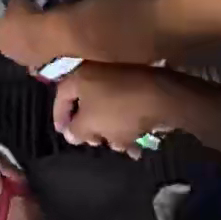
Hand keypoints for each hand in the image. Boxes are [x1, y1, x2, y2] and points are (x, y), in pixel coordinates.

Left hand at [0, 0, 65, 72]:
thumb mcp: (17, 2)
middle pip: (7, 41)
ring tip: (37, 30)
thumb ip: (12, 7)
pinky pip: (34, 53)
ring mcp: (18, 59)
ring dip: (26, 42)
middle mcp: (3, 50)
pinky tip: (45, 38)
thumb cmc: (27, 17)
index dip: (4, 22)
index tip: (13, 16)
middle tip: (25, 23)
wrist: (47, 36)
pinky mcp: (34, 64)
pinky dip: (38, 48)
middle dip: (14, 34)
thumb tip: (15, 8)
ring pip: (20, 49)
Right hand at [52, 64, 189, 158]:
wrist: (160, 97)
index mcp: (81, 76)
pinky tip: (134, 144)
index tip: (64, 135)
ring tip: (121, 147)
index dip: (59, 117)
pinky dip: (125, 125)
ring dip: (111, 131)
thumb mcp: (89, 124)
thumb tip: (70, 132)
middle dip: (90, 128)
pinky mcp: (136, 86)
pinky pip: (124, 108)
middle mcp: (98, 72)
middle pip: (85, 103)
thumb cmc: (117, 109)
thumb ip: (75, 130)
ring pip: (107, 109)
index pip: (61, 95)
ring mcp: (119, 78)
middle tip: (95, 142)